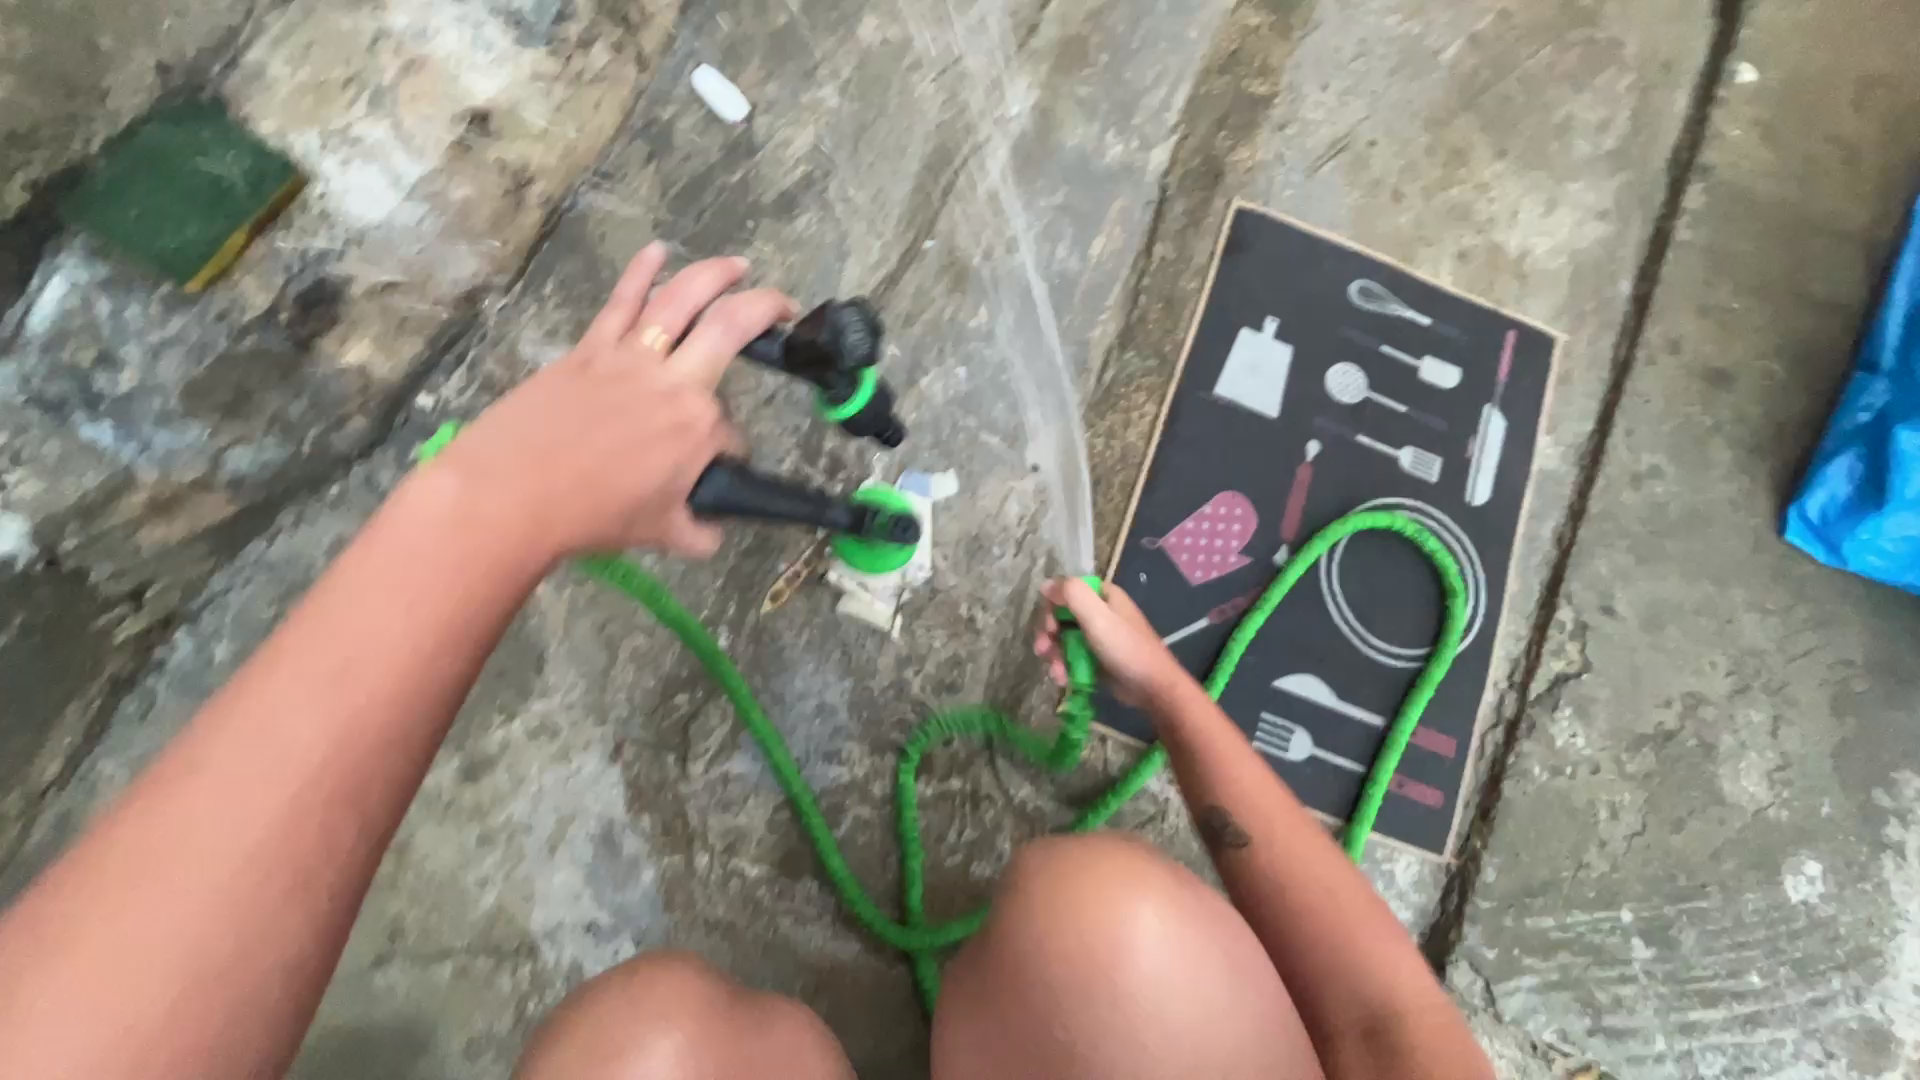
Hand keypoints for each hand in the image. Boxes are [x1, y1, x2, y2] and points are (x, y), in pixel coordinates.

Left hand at [432, 243, 796, 562]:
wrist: (510, 494)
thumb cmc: (592, 515)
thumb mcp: (662, 534)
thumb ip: (699, 532)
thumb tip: (712, 532)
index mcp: (698, 427)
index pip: (730, 436)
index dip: (728, 454)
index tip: (713, 470)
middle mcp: (674, 381)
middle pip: (731, 329)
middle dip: (766, 309)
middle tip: (786, 307)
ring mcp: (631, 357)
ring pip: (680, 300)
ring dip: (715, 275)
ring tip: (739, 266)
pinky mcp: (592, 348)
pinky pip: (622, 302)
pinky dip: (641, 273)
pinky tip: (659, 251)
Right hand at [1033, 578, 1197, 708]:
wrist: (1152, 687)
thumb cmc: (1126, 648)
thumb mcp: (1098, 616)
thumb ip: (1072, 594)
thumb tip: (1045, 584)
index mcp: (1102, 595)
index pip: (1065, 591)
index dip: (1051, 608)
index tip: (1049, 627)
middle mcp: (1099, 611)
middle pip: (1060, 616)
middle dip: (1048, 635)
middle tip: (1043, 651)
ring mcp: (1097, 635)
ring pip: (1062, 638)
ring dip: (1054, 655)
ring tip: (1057, 673)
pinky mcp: (1096, 656)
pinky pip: (1071, 655)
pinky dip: (1064, 665)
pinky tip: (1063, 679)